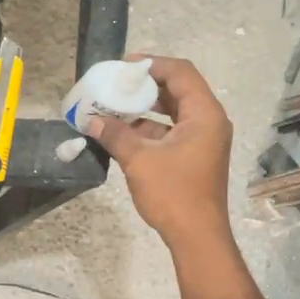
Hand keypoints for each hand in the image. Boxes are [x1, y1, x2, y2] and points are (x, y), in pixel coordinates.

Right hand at [85, 55, 235, 252]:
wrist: (195, 233)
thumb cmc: (173, 192)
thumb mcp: (139, 161)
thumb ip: (116, 135)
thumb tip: (91, 120)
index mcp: (204, 114)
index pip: (181, 73)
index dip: (153, 65)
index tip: (125, 66)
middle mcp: (208, 121)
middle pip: (178, 91)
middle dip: (146, 86)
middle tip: (117, 84)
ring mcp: (202, 140)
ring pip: (173, 113)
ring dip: (145, 109)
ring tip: (115, 107)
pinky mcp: (193, 156)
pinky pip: (170, 132)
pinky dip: (149, 129)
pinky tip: (123, 133)